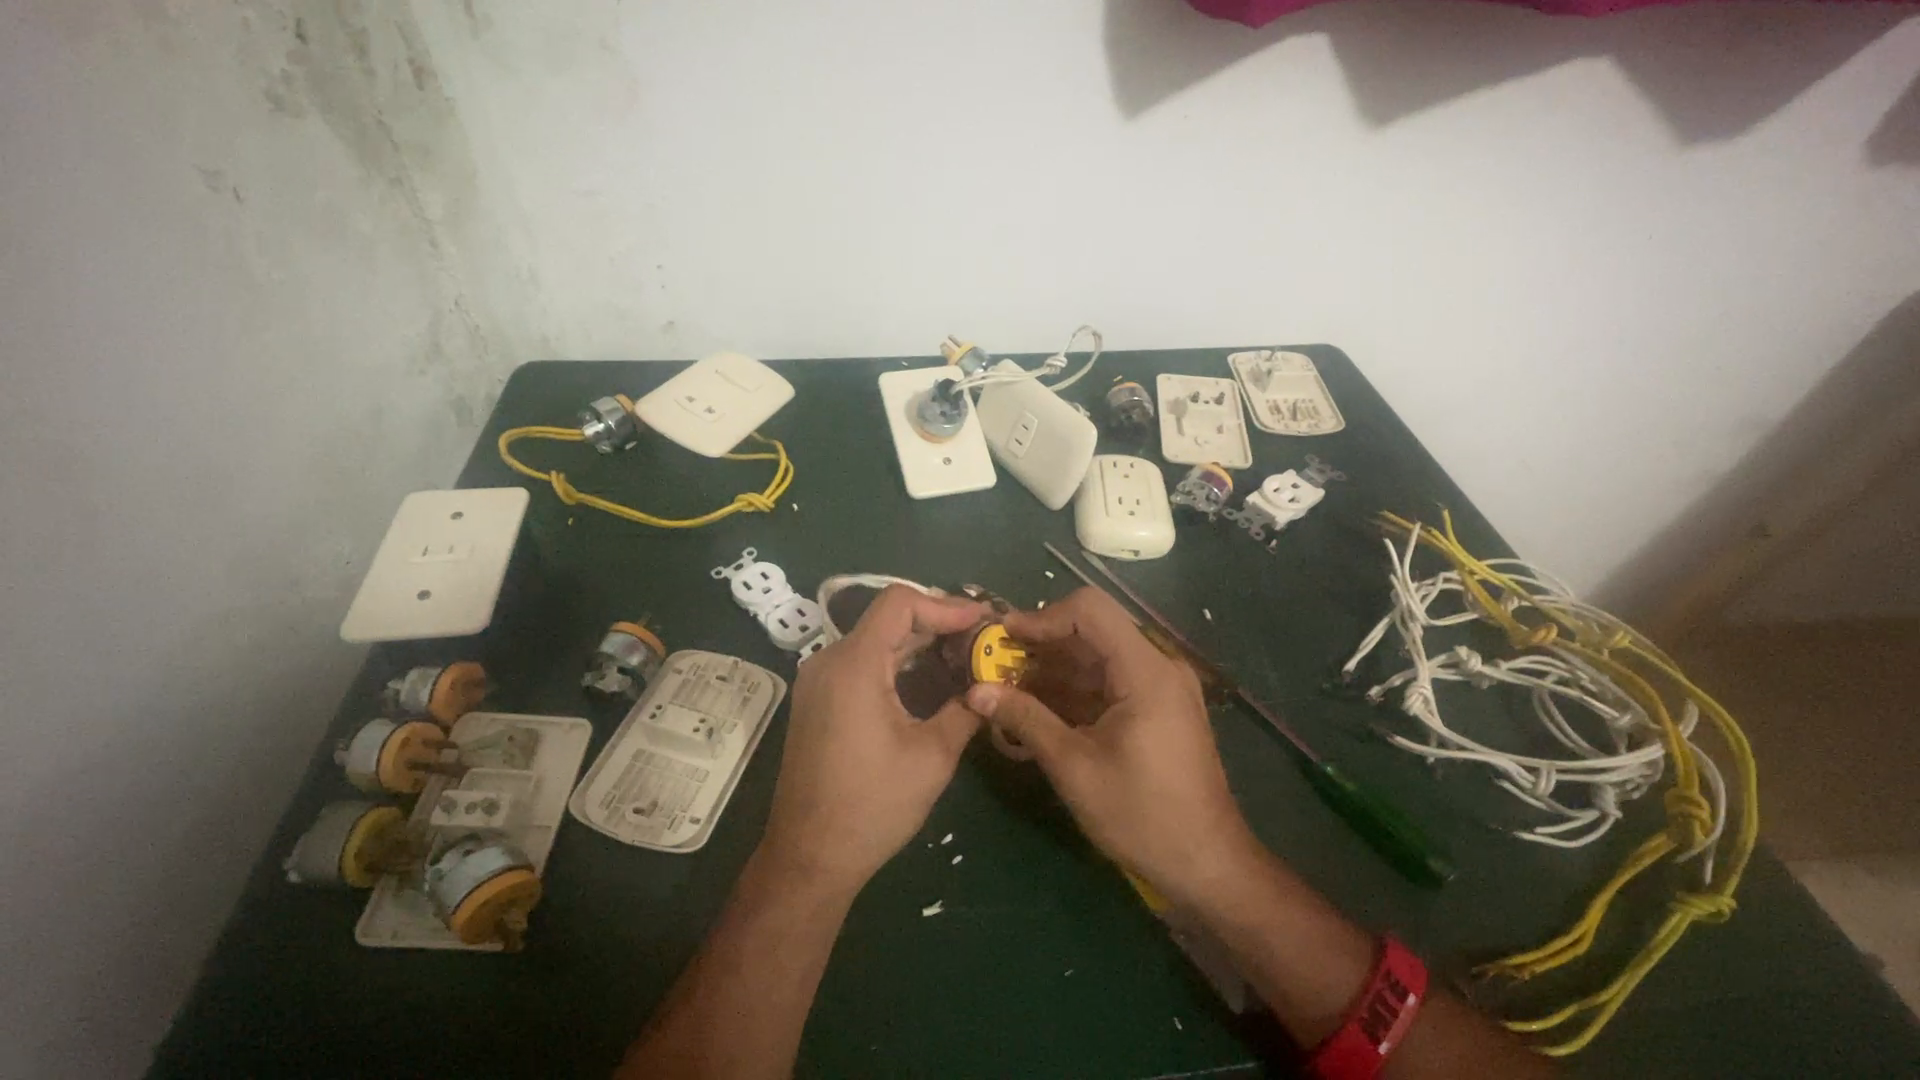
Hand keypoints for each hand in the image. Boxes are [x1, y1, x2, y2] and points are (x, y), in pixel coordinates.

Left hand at [757, 586, 987, 895]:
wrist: (809, 856)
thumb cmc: (872, 806)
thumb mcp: (932, 757)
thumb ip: (965, 711)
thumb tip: (991, 687)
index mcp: (854, 665)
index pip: (900, 603)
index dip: (944, 604)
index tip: (983, 621)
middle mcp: (829, 661)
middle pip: (887, 618)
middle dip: (937, 623)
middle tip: (982, 639)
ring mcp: (818, 681)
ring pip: (874, 640)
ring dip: (917, 643)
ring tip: (964, 656)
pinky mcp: (817, 701)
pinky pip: (860, 663)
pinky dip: (895, 662)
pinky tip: (928, 679)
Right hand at [965, 587, 1258, 900]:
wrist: (1207, 863)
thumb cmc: (1142, 815)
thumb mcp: (1074, 767)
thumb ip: (1026, 719)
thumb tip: (975, 692)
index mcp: (1146, 671)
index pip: (1090, 610)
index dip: (1041, 617)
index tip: (1002, 639)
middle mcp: (1159, 667)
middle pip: (1092, 631)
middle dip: (1041, 646)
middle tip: (995, 667)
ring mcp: (1163, 688)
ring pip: (1098, 657)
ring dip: (1053, 670)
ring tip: (1007, 691)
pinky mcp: (1160, 708)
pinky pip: (1110, 682)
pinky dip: (1074, 690)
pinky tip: (1039, 711)